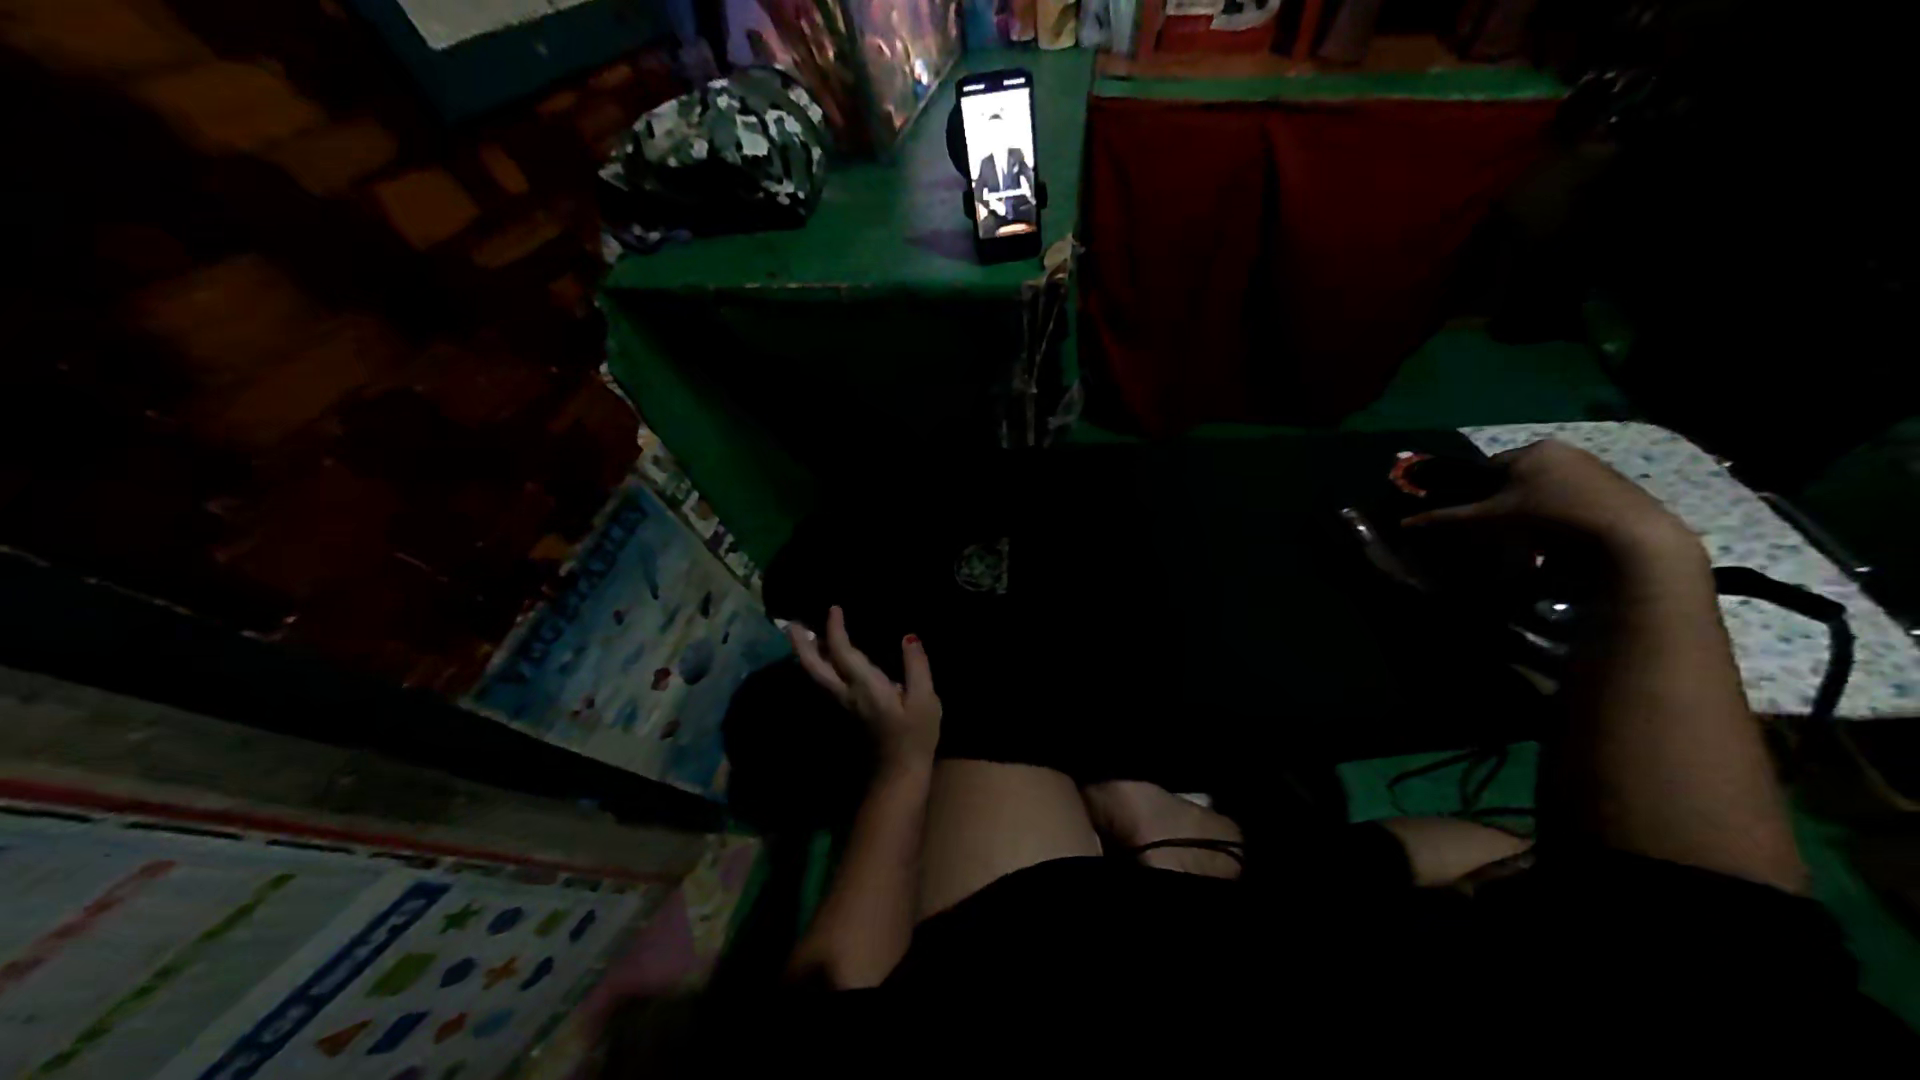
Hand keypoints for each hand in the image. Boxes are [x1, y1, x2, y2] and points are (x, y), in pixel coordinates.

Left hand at [787, 606, 940, 767]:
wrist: (897, 777)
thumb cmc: (914, 737)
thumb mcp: (925, 700)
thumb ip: (916, 666)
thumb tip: (909, 636)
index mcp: (864, 686)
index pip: (842, 651)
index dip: (835, 628)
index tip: (834, 608)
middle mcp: (845, 694)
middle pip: (814, 667)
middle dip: (802, 644)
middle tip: (792, 624)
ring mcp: (842, 707)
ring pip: (816, 676)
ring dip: (807, 655)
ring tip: (805, 636)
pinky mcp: (846, 715)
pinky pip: (825, 684)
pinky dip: (819, 667)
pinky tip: (826, 661)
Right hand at [1403, 440, 1696, 560]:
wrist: (1629, 536)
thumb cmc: (1549, 519)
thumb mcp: (1491, 520)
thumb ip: (1448, 518)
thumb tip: (1405, 522)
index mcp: (1530, 450)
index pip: (1487, 468)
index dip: (1476, 493)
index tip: (1477, 517)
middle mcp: (1562, 448)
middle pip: (1516, 476)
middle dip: (1506, 499)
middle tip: (1503, 528)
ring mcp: (1593, 463)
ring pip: (1544, 485)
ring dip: (1533, 505)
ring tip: (1534, 535)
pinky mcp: (1615, 483)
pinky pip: (1571, 493)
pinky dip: (1561, 509)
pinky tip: (1564, 533)